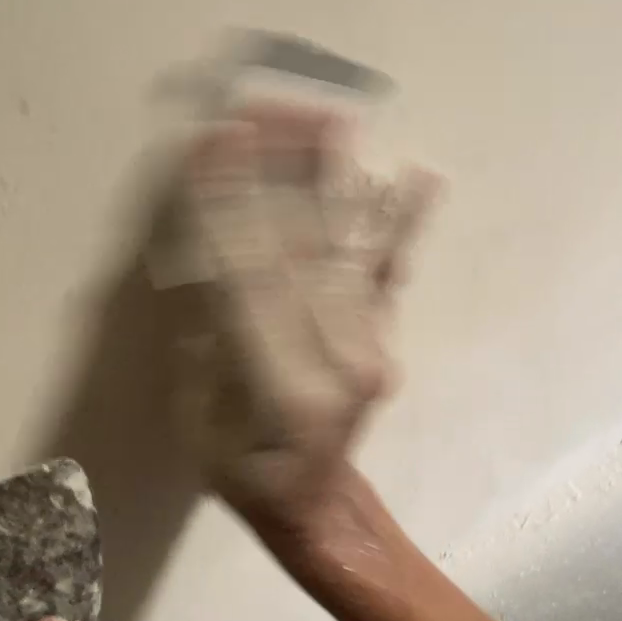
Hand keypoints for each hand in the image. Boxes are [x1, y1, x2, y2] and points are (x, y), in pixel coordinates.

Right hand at [165, 104, 439, 529]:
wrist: (316, 506)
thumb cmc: (246, 475)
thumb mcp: (200, 424)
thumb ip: (208, 346)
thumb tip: (211, 263)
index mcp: (283, 390)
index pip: (252, 281)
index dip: (233, 210)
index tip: (217, 145)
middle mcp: (339, 366)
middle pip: (304, 256)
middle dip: (279, 180)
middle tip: (264, 114)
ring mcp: (371, 352)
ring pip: (350, 256)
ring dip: (340, 185)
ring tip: (339, 122)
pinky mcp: (383, 344)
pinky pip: (391, 277)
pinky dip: (403, 225)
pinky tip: (422, 178)